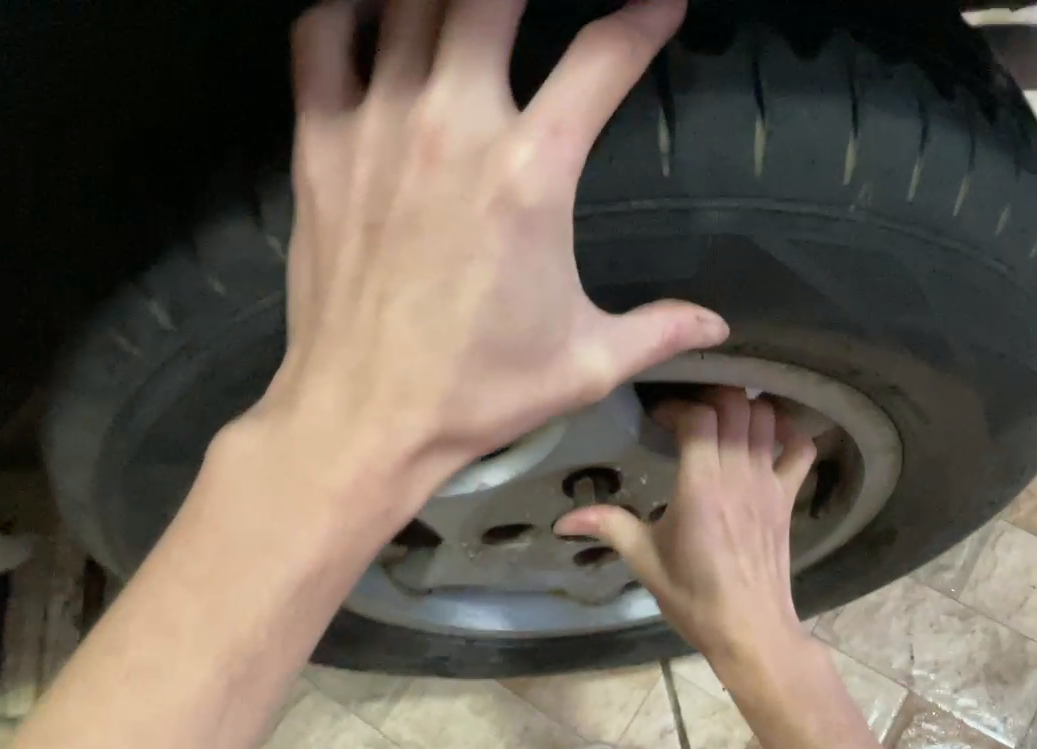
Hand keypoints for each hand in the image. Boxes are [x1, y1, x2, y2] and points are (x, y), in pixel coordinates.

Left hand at [244, 0, 728, 502]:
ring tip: (471, 15)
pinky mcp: (319, 146)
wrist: (366, 420)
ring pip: (412, 2)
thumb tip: (718, 325)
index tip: (660, 6)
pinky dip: (350, 13)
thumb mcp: (585, 366)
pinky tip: (377, 25)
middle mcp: (455, 127)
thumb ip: (658, 331)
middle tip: (540, 10)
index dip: (643, 20)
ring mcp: (378, 126)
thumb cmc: (479, 394)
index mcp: (532, 175)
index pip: (603, 57)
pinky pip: (322, 37)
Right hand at [555, 389, 816, 664]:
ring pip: (766, 418)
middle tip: (686, 410)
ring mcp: (769, 484)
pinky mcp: (787, 498)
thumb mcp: (644, 561)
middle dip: (709, 396)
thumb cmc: (693, 598)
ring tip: (718, 417)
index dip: (675, 407)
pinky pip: (801, 448)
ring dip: (744, 407)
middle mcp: (738, 476)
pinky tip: (767, 434)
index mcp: (700, 488)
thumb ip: (607, 527)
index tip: (655, 419)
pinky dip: (788, 431)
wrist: (749, 629)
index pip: (698, 418)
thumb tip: (562, 521)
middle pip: (735, 405)